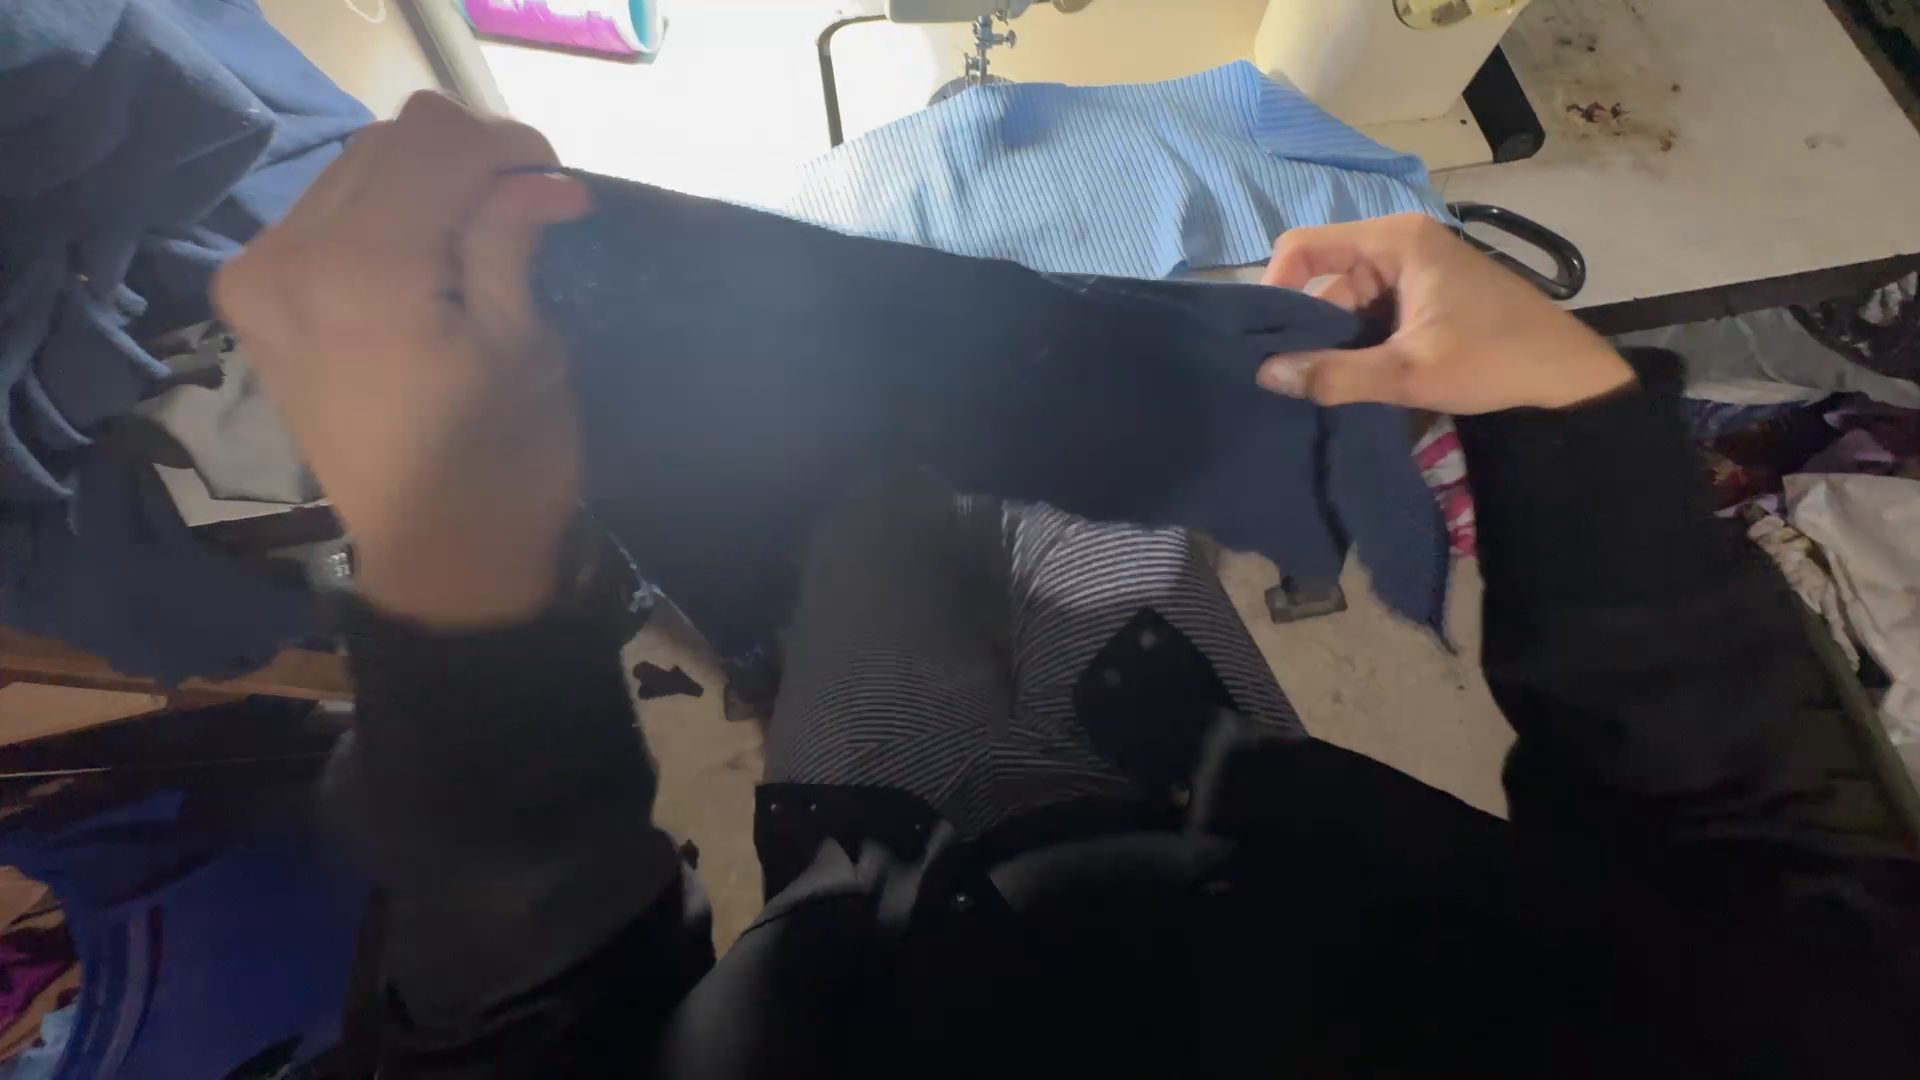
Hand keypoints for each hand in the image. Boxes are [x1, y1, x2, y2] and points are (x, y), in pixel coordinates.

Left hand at [213, 92, 591, 626]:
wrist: (443, 553)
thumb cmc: (509, 463)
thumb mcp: (530, 352)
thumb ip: (514, 247)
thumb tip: (548, 178)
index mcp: (367, 274)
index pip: (434, 145)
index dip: (507, 146)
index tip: (559, 181)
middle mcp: (288, 256)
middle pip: (386, 145)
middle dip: (469, 161)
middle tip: (533, 207)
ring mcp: (259, 276)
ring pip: (353, 172)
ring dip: (429, 184)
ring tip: (488, 233)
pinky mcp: (258, 299)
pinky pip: (327, 214)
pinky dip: (390, 214)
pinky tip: (434, 258)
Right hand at [1255, 214, 1632, 413]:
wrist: (1565, 377)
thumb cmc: (1493, 360)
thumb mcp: (1407, 372)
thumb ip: (1333, 374)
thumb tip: (1264, 374)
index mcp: (1394, 241)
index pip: (1303, 246)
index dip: (1275, 287)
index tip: (1266, 339)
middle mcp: (1394, 246)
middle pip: (1317, 279)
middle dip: (1302, 327)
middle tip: (1291, 375)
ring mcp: (1404, 272)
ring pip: (1336, 305)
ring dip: (1327, 343)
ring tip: (1320, 383)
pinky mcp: (1411, 297)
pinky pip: (1359, 317)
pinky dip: (1348, 346)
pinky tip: (1346, 376)